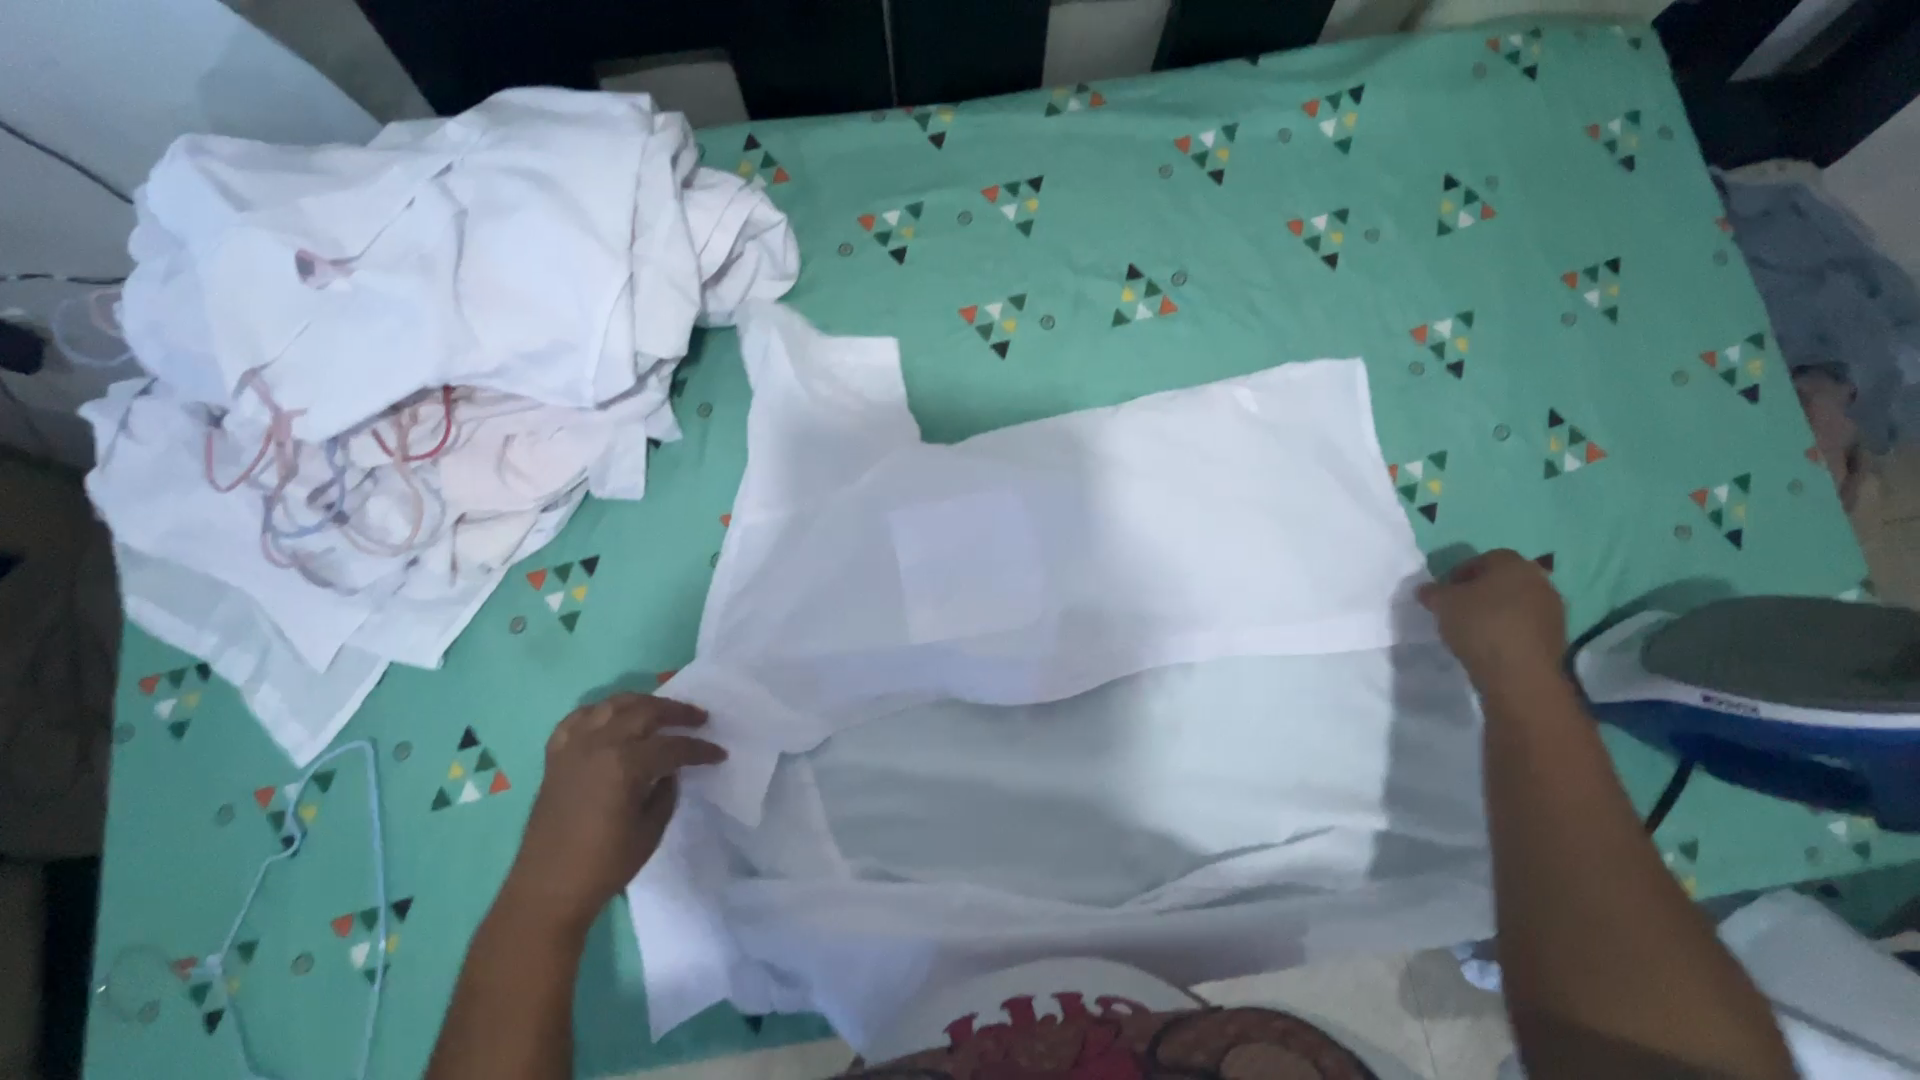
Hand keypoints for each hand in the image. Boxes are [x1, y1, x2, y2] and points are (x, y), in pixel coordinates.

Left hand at [500, 693, 725, 933]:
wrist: (549, 887)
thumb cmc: (606, 864)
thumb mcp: (651, 829)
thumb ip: (665, 791)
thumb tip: (669, 770)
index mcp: (625, 765)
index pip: (672, 746)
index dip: (699, 749)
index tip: (718, 753)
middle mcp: (598, 745)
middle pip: (644, 713)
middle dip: (676, 713)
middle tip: (699, 718)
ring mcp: (573, 747)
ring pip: (611, 705)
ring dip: (641, 703)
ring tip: (660, 710)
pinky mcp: (555, 756)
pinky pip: (577, 719)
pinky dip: (598, 712)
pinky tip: (612, 718)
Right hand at [1418, 549, 1568, 691]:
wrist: (1520, 673)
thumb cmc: (1480, 625)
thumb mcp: (1442, 604)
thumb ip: (1432, 592)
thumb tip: (1427, 590)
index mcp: (1514, 564)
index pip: (1485, 558)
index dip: (1462, 572)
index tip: (1446, 591)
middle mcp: (1539, 581)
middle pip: (1504, 580)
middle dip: (1481, 591)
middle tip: (1458, 608)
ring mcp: (1553, 609)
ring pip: (1517, 603)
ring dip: (1497, 611)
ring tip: (1473, 629)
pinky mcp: (1556, 636)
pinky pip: (1526, 624)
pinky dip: (1509, 629)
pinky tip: (1491, 644)